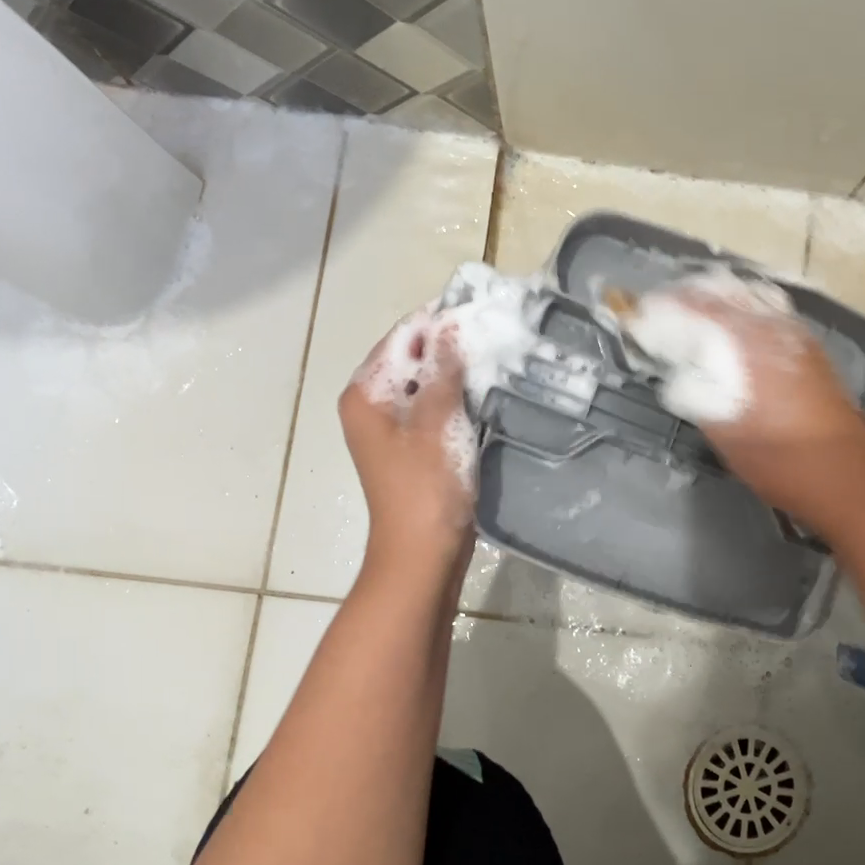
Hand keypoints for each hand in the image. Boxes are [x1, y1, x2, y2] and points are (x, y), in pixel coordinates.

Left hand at [340, 310, 476, 563]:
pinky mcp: (414, 446)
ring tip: (499, 358)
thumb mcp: (437, 423)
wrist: (423, 555)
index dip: (438, 321)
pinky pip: (435, 408)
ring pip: (427, 384)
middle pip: (413, 359)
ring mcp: (392, 428)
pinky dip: (458, 400)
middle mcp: (372, 405)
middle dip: (451, 347)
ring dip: (458, 374)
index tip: (481, 309)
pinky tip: (489, 393)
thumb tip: (451, 323)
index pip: (402, 338)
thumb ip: (444, 369)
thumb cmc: (425, 489)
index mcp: (365, 394)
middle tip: (497, 334)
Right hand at [627, 277, 864, 517]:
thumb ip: (695, 391)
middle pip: (721, 293)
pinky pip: (766, 312)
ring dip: (715, 300)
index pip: (693, 307)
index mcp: (746, 342)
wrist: (845, 475)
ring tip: (689, 314)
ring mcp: (795, 334)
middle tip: (658, 312)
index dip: (661, 309)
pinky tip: (730, 330)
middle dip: (686, 298)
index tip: (637, 316)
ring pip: (747, 298)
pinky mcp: (808, 348)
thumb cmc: (779, 460)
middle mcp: (772, 326)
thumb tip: (677, 369)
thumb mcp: (723, 430)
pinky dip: (741, 312)